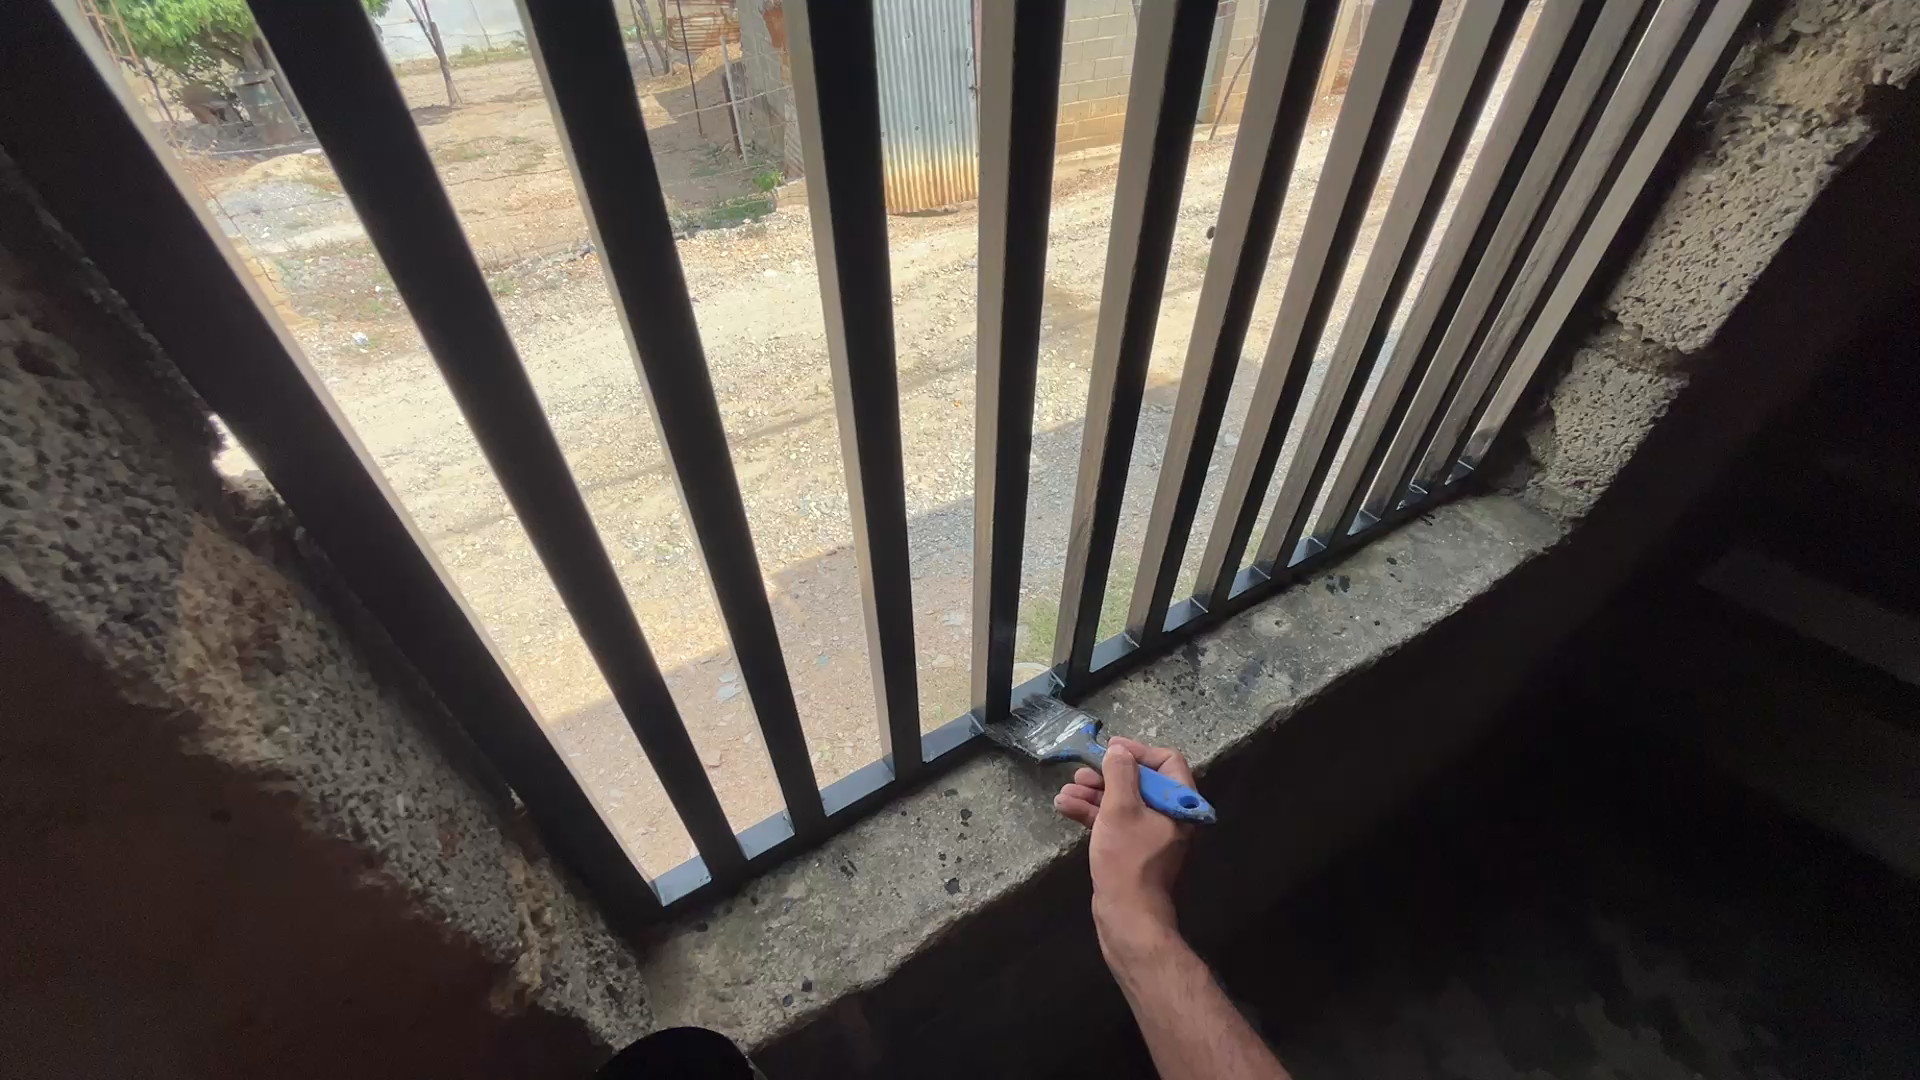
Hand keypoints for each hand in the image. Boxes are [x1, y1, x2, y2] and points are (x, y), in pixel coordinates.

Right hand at [1053, 736, 1195, 957]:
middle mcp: (1169, 816)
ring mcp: (1150, 833)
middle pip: (1140, 780)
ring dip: (1093, 792)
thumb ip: (1120, 773)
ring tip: (1067, 790)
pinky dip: (1092, 812)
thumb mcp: (1120, 809)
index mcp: (1179, 805)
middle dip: (1107, 774)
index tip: (1111, 750)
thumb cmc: (1127, 859)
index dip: (1138, 752)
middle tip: (1083, 771)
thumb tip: (1118, 750)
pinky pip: (1114, 820)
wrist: (1127, 917)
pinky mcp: (1132, 848)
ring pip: (1122, 800)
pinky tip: (1066, 806)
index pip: (1167, 762)